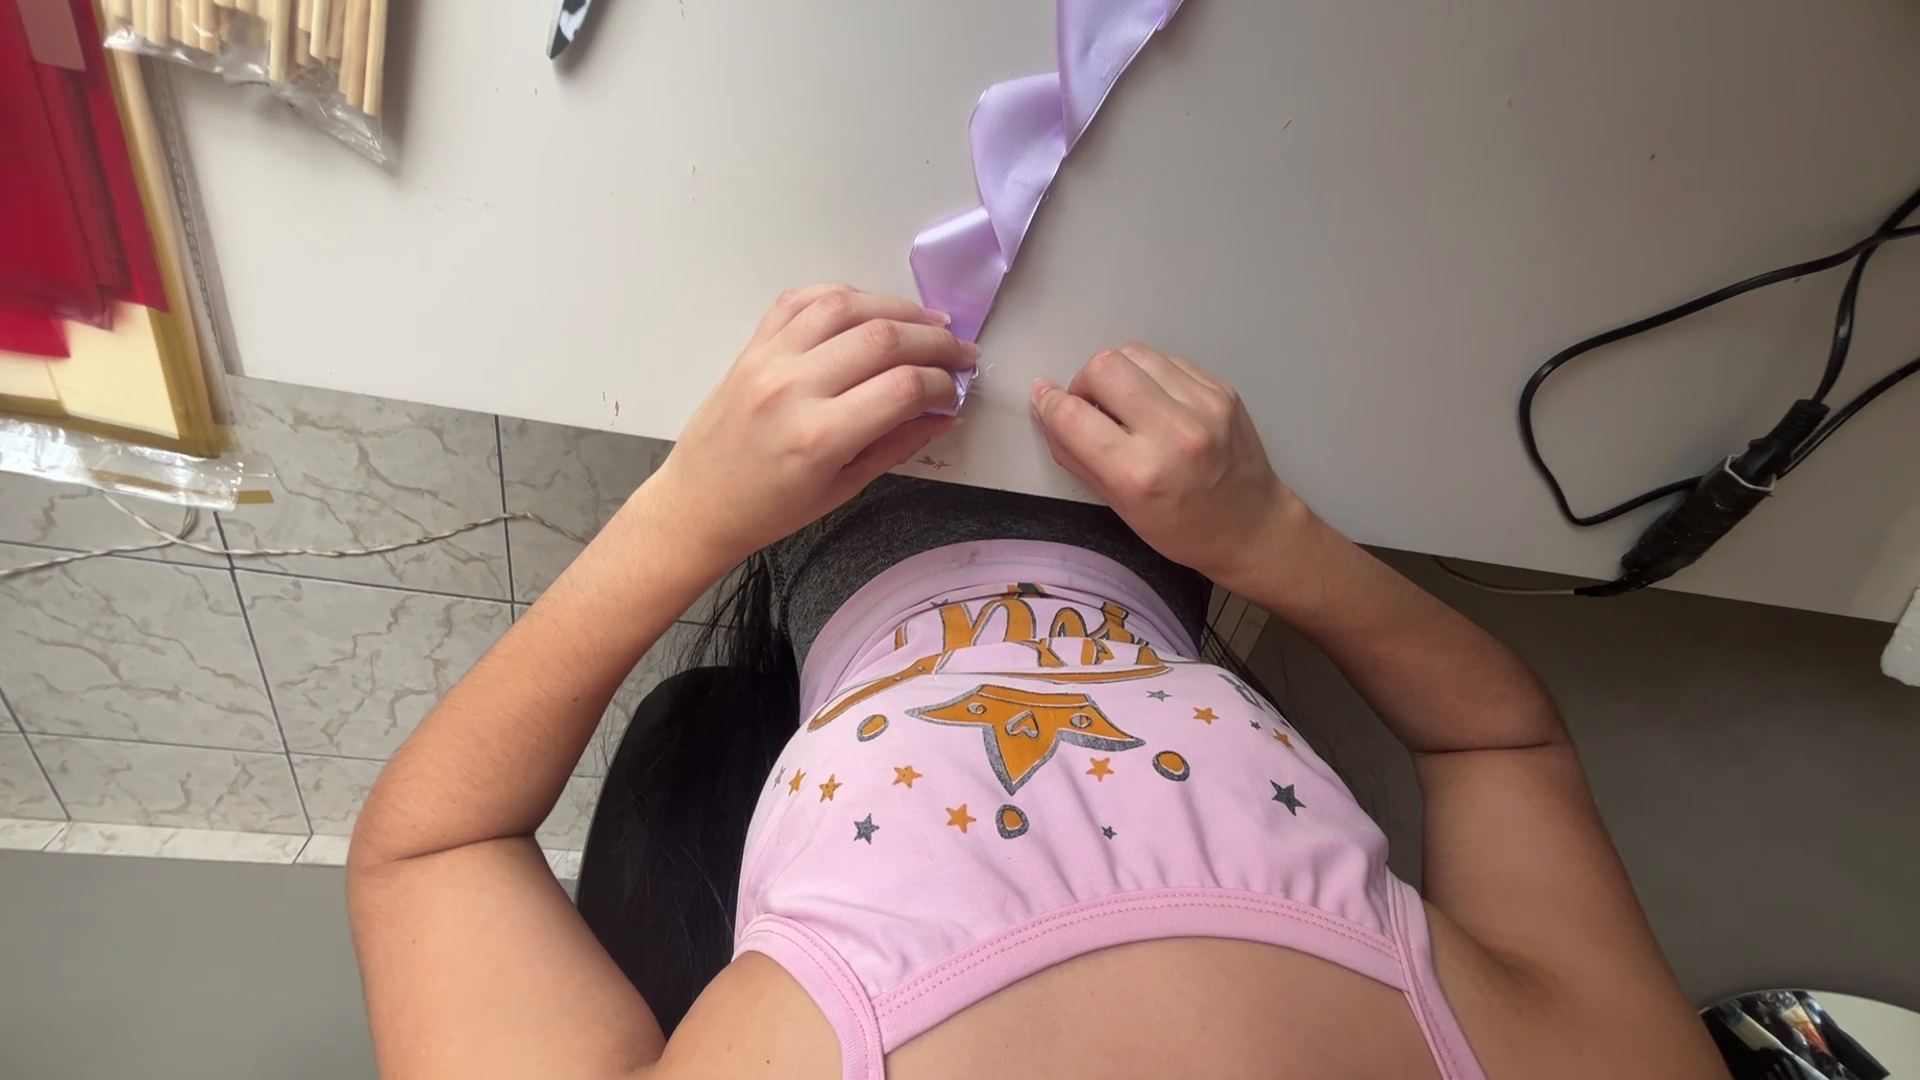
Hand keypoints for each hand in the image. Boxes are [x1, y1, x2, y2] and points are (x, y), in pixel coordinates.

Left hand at [645, 284, 975, 567]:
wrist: (698, 503)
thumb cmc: (771, 510)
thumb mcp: (843, 488)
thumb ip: (896, 445)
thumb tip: (943, 415)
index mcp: (820, 437)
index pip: (903, 387)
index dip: (941, 384)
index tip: (954, 392)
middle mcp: (794, 388)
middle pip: (883, 338)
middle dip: (934, 341)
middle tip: (960, 352)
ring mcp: (769, 360)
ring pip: (846, 306)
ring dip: (897, 308)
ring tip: (927, 322)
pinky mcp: (752, 346)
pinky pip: (802, 300)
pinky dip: (844, 295)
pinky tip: (871, 308)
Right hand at [1030, 343, 1304, 588]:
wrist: (1252, 527)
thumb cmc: (1179, 529)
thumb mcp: (1118, 506)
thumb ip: (1075, 455)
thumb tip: (1045, 406)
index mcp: (1139, 474)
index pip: (1073, 416)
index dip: (1049, 403)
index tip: (1045, 401)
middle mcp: (1173, 433)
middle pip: (1103, 367)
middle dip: (1084, 383)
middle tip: (1093, 409)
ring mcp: (1203, 405)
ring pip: (1134, 352)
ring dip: (1116, 374)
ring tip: (1124, 404)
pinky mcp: (1221, 389)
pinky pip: (1166, 360)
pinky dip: (1148, 376)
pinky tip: (1155, 403)